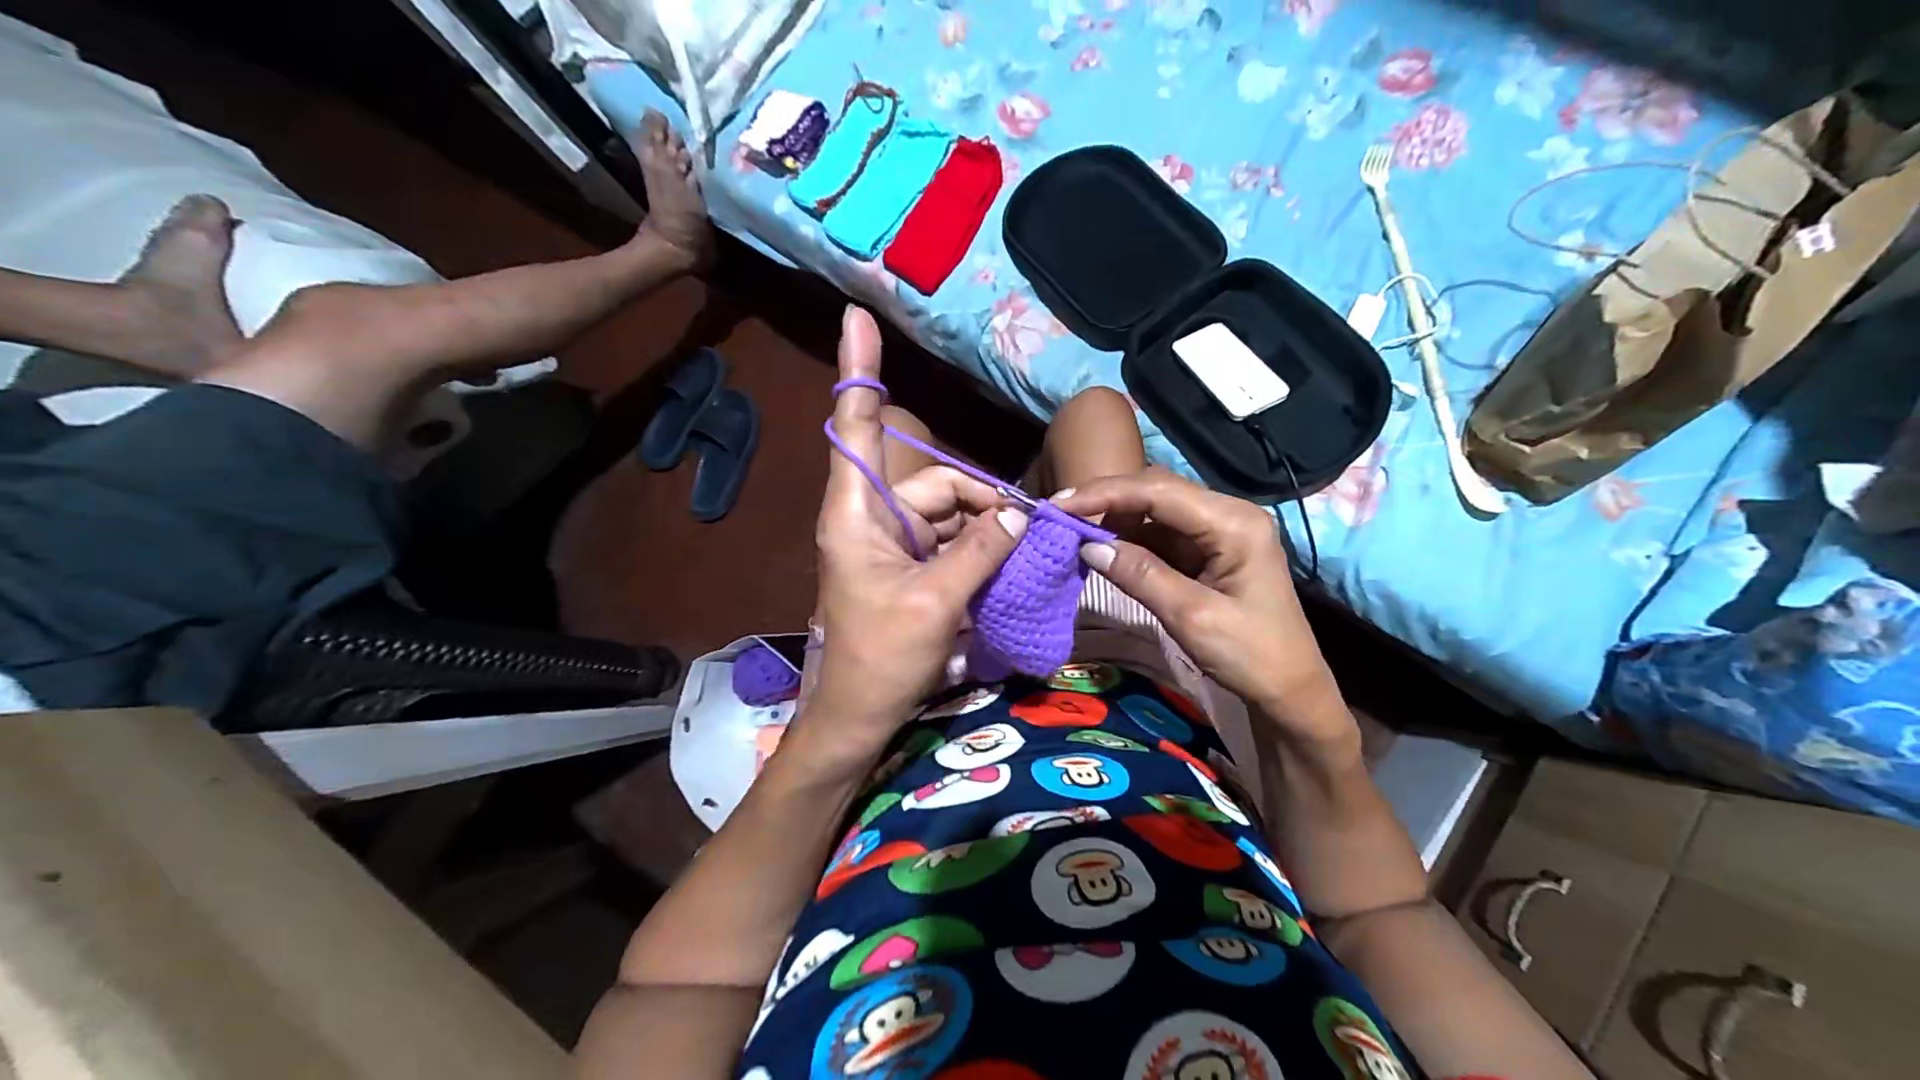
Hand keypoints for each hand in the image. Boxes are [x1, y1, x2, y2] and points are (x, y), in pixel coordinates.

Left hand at [797, 307, 1028, 766]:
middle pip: (935, 480)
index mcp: (857, 514)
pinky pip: (952, 539)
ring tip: (1024, 553)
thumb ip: (981, 550)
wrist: (861, 714)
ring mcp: (893, 542)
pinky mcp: (910, 565)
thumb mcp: (938, 601)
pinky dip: (981, 546)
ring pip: (950, 511)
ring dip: (988, 527)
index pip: (855, 426)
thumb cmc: (883, 658)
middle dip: (984, 498)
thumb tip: (1020, 514)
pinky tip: (1009, 563)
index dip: (858, 370)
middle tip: (1030, 529)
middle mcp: (873, 517)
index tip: (856, 314)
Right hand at [1057, 469, 1350, 741]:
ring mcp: (1217, 531)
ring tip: (1073, 534)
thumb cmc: (1250, 655)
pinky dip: (1128, 538)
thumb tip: (1088, 546)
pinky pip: (1159, 533)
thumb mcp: (1191, 616)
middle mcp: (1227, 514)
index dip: (1106, 493)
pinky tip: (1103, 549)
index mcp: (1233, 523)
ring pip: (1154, 510)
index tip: (1060, 505)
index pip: (1158, 491)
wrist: (1288, 688)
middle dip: (1107, 501)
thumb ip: (1140, 575)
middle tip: (1060, 517)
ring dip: (1114, 519)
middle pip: (1156, 491)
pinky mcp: (1206, 549)